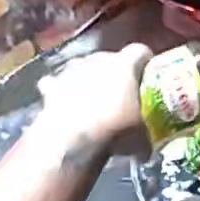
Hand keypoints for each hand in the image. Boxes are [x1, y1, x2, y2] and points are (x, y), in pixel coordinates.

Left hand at [35, 43, 152, 156]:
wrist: (73, 139)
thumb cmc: (115, 131)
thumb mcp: (140, 138)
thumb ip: (144, 136)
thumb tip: (146, 150)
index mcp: (124, 65)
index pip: (140, 51)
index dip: (145, 61)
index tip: (147, 73)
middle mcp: (97, 59)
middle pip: (110, 58)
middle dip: (115, 72)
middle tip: (120, 93)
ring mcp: (71, 69)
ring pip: (82, 67)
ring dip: (88, 79)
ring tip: (92, 100)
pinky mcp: (51, 84)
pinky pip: (57, 82)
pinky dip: (60, 90)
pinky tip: (64, 103)